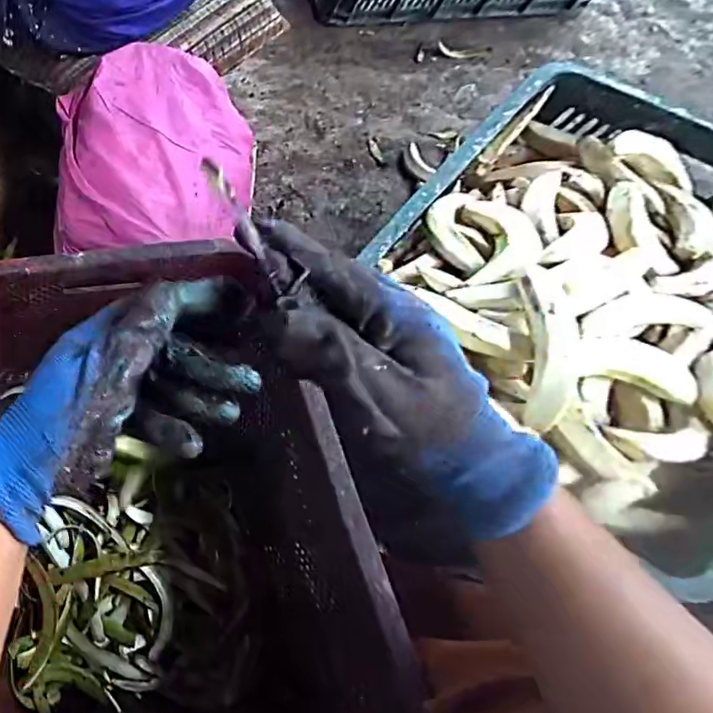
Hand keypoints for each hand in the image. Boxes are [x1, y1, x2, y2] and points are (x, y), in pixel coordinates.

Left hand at [0, 279, 258, 544]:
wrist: (28, 472)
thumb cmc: (63, 416)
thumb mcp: (103, 368)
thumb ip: (137, 331)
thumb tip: (172, 292)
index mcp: (99, 333)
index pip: (154, 305)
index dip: (197, 302)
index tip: (239, 307)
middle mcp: (106, 354)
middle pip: (166, 347)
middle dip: (207, 362)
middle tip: (248, 378)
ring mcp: (108, 387)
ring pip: (163, 383)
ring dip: (198, 396)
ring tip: (231, 412)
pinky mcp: (110, 417)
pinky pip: (149, 414)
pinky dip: (172, 426)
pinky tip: (192, 444)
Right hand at [256, 220, 555, 548]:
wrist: (474, 488)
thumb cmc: (433, 441)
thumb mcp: (384, 397)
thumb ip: (331, 352)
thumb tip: (273, 315)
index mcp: (395, 314)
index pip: (332, 270)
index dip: (290, 247)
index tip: (251, 225)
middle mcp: (384, 319)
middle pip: (323, 282)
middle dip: (280, 265)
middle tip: (238, 251)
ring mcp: (377, 344)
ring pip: (321, 306)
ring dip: (282, 294)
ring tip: (244, 285)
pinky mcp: (367, 367)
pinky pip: (322, 334)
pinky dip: (291, 326)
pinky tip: (270, 330)